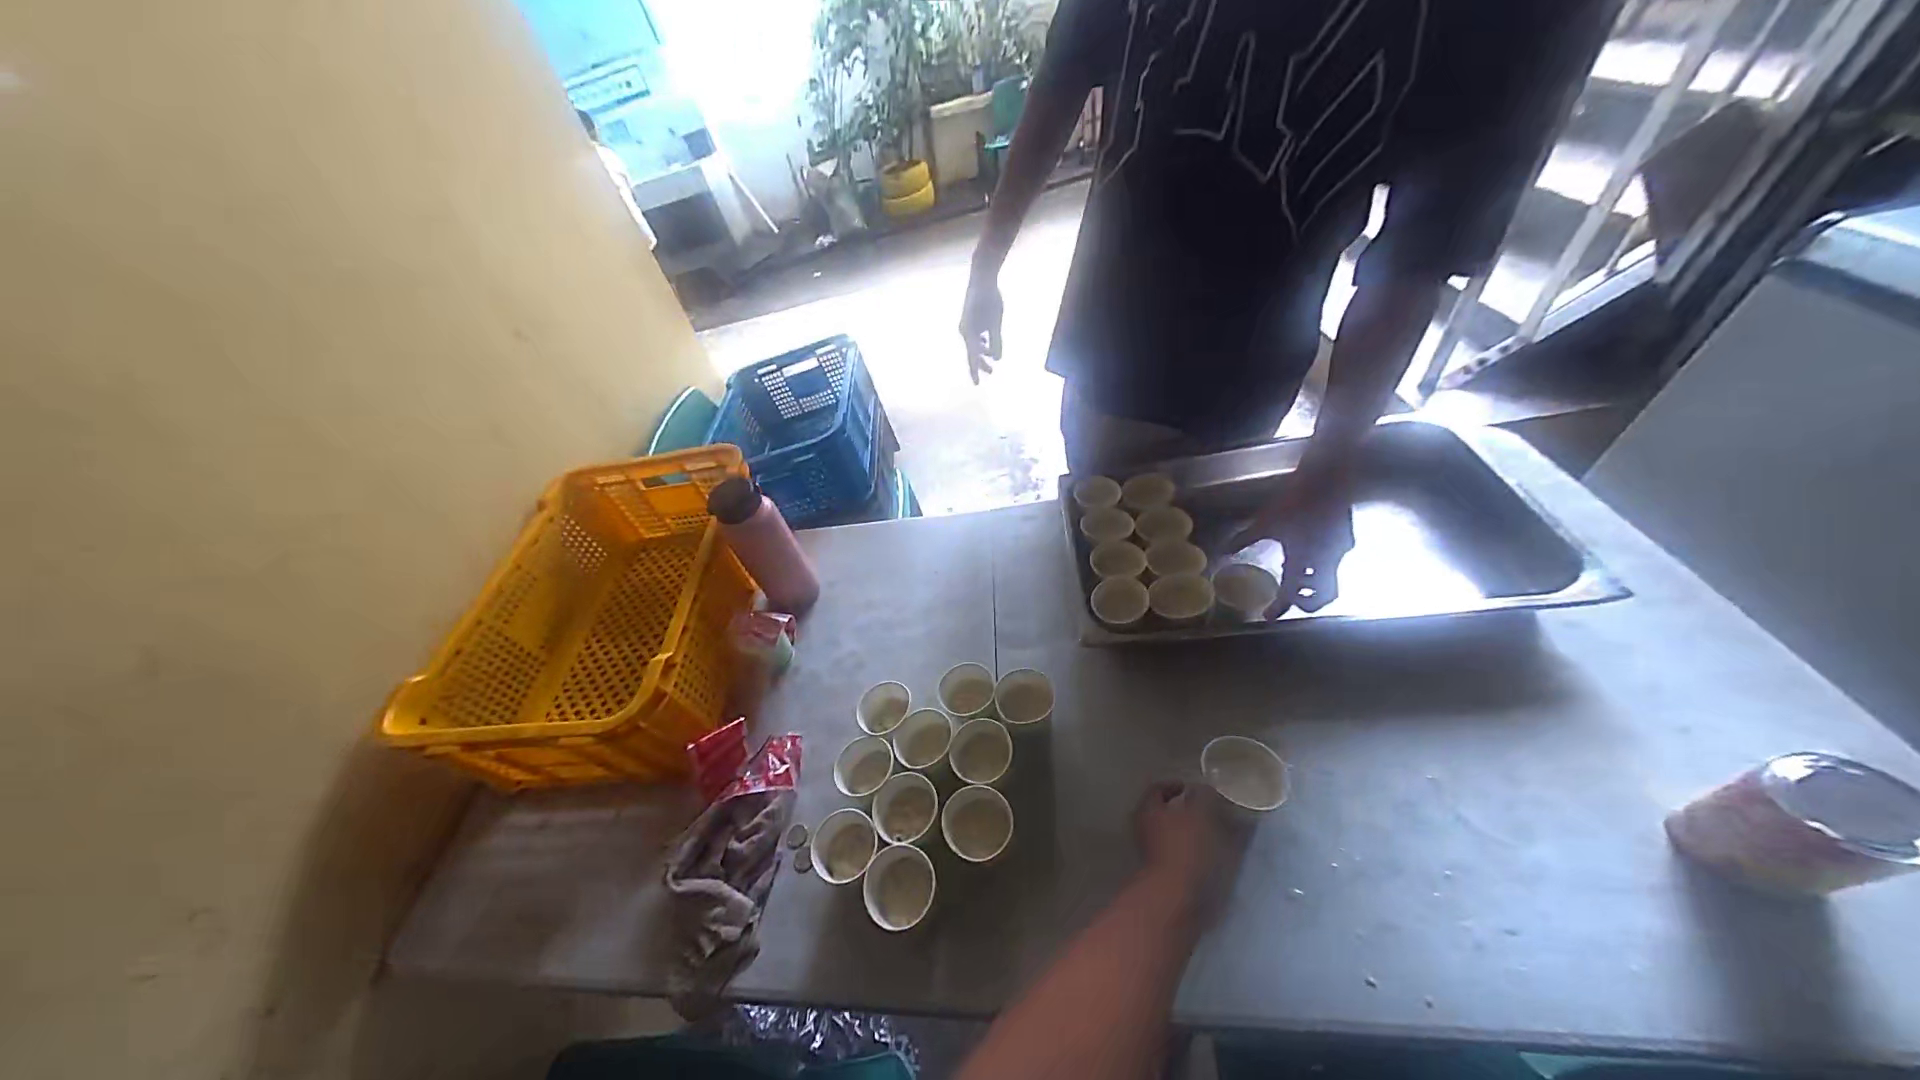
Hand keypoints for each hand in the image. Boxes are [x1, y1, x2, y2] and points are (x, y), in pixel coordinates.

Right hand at [958, 268, 1003, 383]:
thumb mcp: (996, 322)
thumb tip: (997, 359)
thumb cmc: (990, 300)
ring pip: (974, 344)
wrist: (981, 280)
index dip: (975, 371)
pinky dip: (981, 342)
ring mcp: (966, 326)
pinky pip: (974, 336)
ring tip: (992, 359)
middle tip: (991, 372)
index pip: (972, 357)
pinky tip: (987, 343)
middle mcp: (965, 332)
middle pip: (973, 353)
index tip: (976, 384)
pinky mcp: (970, 320)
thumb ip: (996, 341)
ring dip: (983, 352)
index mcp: (970, 334)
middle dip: (981, 363)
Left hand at [1134, 782, 1248, 922]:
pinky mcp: (1161, 871)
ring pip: (1169, 832)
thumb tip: (1202, 788)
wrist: (1175, 896)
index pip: (1157, 789)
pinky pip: (1175, 852)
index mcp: (1148, 809)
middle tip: (1203, 809)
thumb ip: (1202, 797)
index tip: (1189, 787)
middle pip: (1161, 811)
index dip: (1173, 784)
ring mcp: (1150, 851)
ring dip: (1187, 830)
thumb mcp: (1199, 814)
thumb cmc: (1185, 848)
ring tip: (1211, 832)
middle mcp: (1144, 827)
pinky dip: (1189, 848)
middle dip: (1181, 809)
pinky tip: (1207, 853)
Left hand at [1224, 459, 1354, 616]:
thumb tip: (1225, 551)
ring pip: (1330, 581)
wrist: (1327, 478)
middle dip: (1308, 603)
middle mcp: (1325, 560)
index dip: (1280, 607)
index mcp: (1302, 559)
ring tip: (1297, 578)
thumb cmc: (1294, 501)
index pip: (1291, 593)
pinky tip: (1307, 556)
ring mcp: (1339, 551)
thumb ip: (1245, 539)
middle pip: (1324, 596)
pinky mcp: (1345, 540)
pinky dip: (1320, 567)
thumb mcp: (1265, 522)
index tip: (1270, 616)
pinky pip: (1333, 562)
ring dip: (1314, 586)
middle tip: (1292, 600)